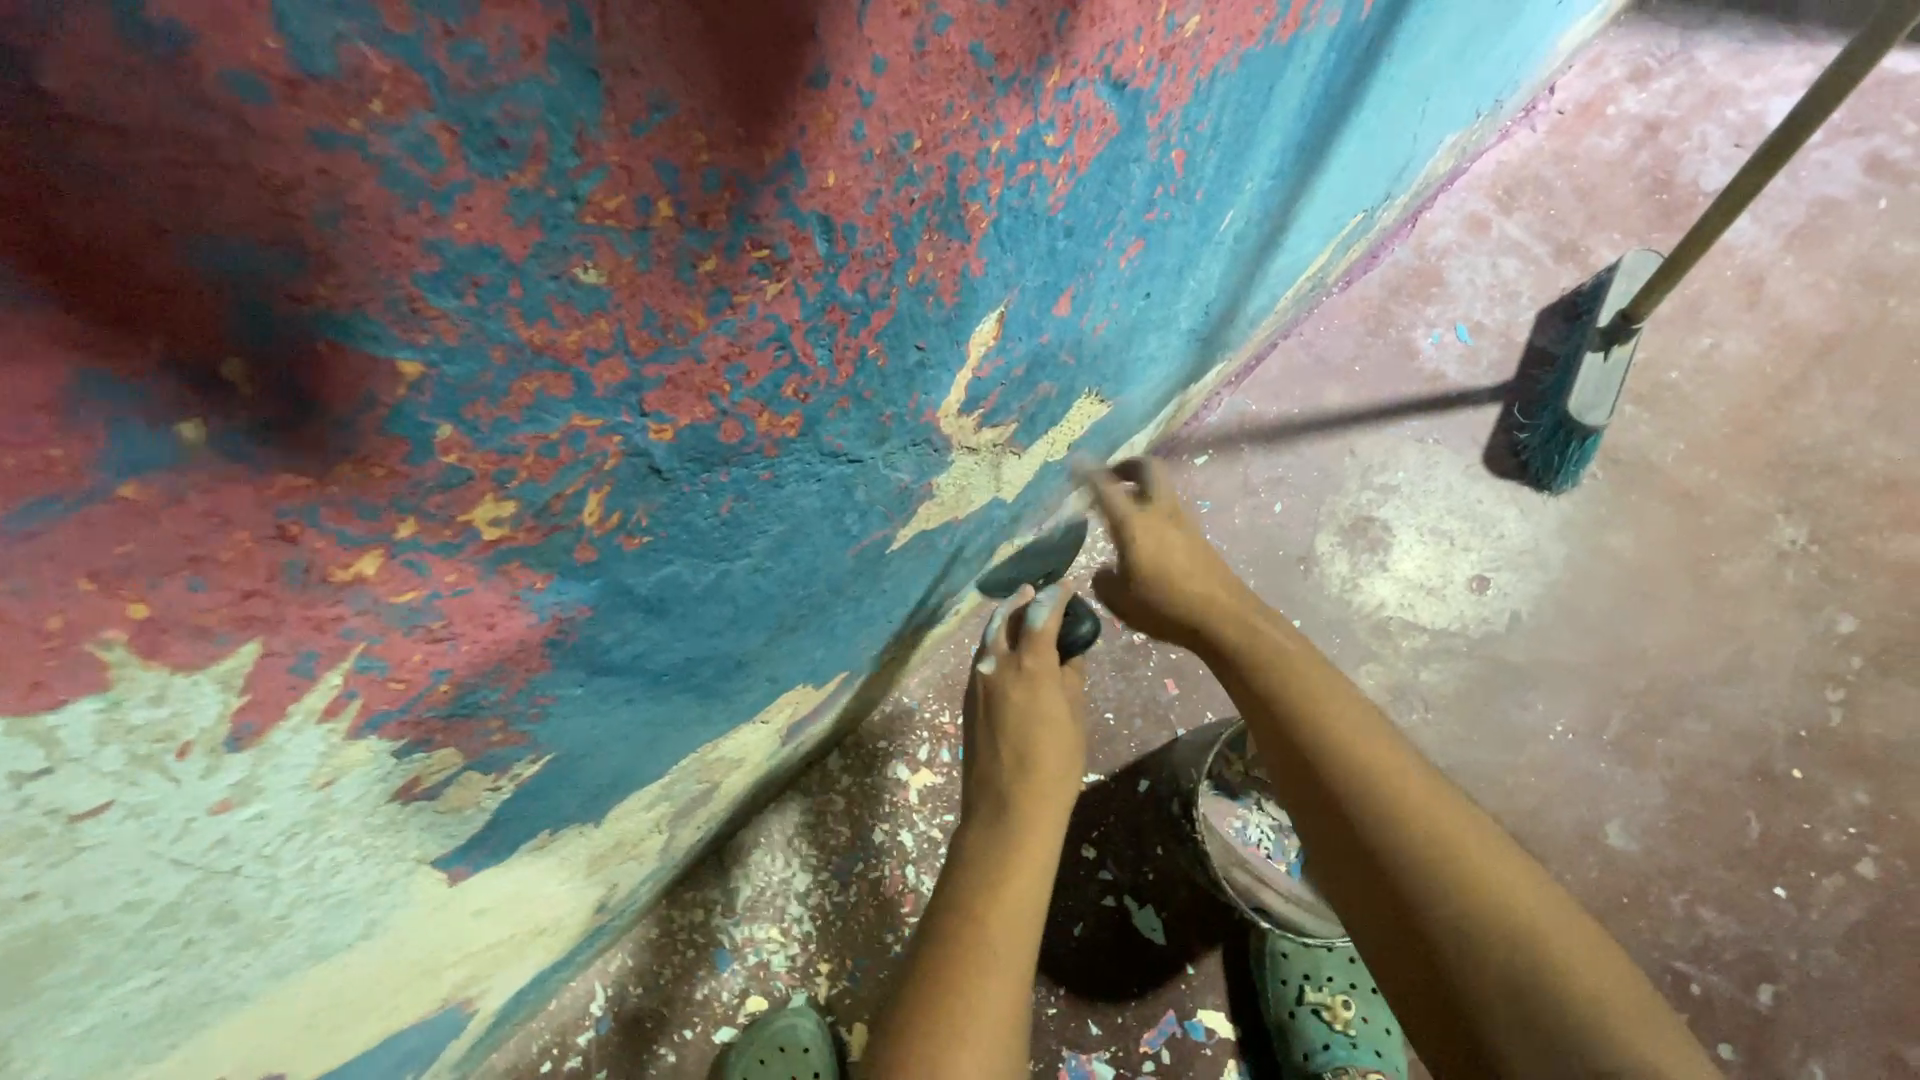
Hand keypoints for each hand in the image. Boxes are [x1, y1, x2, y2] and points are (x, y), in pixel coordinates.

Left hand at [962, 583, 1088, 823]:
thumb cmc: (1054, 766)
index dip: (1055, 595)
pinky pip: (981, 660)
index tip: (1066, 585)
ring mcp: (976, 682)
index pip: (1041, 614)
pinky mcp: (967, 700)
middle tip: (1035, 592)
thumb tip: (1069, 656)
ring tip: (1018, 614)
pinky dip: (993, 645)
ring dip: (1004, 621)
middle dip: (1021, 601)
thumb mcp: (1074, 719)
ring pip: (988, 638)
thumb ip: (1071, 680)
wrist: (1007, 808)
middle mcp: (997, 664)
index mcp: (1030, 665)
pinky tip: (1005, 652)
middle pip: (1005, 618)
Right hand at [1078, 456, 1258, 653]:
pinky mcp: (1197, 536)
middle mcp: (1159, 512)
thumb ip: (1104, 580)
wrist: (1222, 617)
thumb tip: (1105, 570)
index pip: (1106, 487)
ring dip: (1142, 488)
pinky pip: (1170, 510)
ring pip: (1161, 487)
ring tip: (1124, 510)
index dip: (1088, 472)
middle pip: (1147, 467)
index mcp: (1133, 523)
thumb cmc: (1164, 607)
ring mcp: (1183, 521)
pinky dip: (1154, 510)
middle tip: (1110, 478)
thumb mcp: (1119, 601)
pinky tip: (1145, 537)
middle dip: (1126, 465)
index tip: (1076, 464)